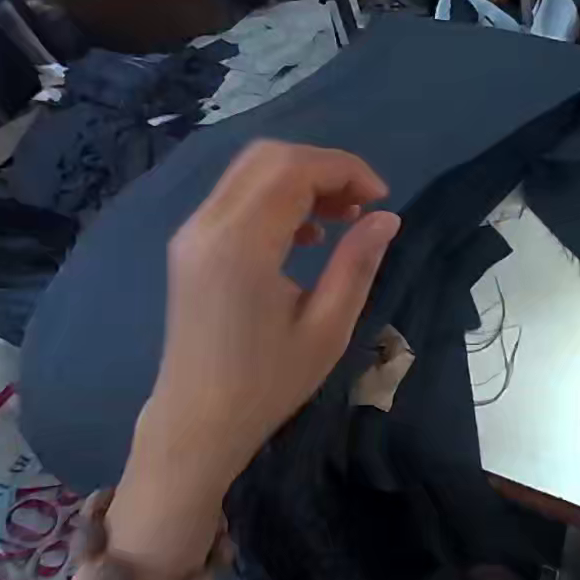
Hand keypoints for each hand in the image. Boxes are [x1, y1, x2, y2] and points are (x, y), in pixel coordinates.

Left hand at [110, 142, 400, 570]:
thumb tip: (387, 217)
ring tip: (342, 217)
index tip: (381, 200)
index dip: (345, 170)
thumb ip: (357, 264)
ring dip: (302, 180)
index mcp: (241, 245)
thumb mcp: (328, 328)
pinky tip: (306, 235)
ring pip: (251, 171)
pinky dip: (277, 197)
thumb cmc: (267, 384)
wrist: (196, 422)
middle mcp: (208, 225)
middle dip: (325, 168)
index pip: (294, 170)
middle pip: (270, 157)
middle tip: (363, 205)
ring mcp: (193, 232)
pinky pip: (238, 196)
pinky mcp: (191, 245)